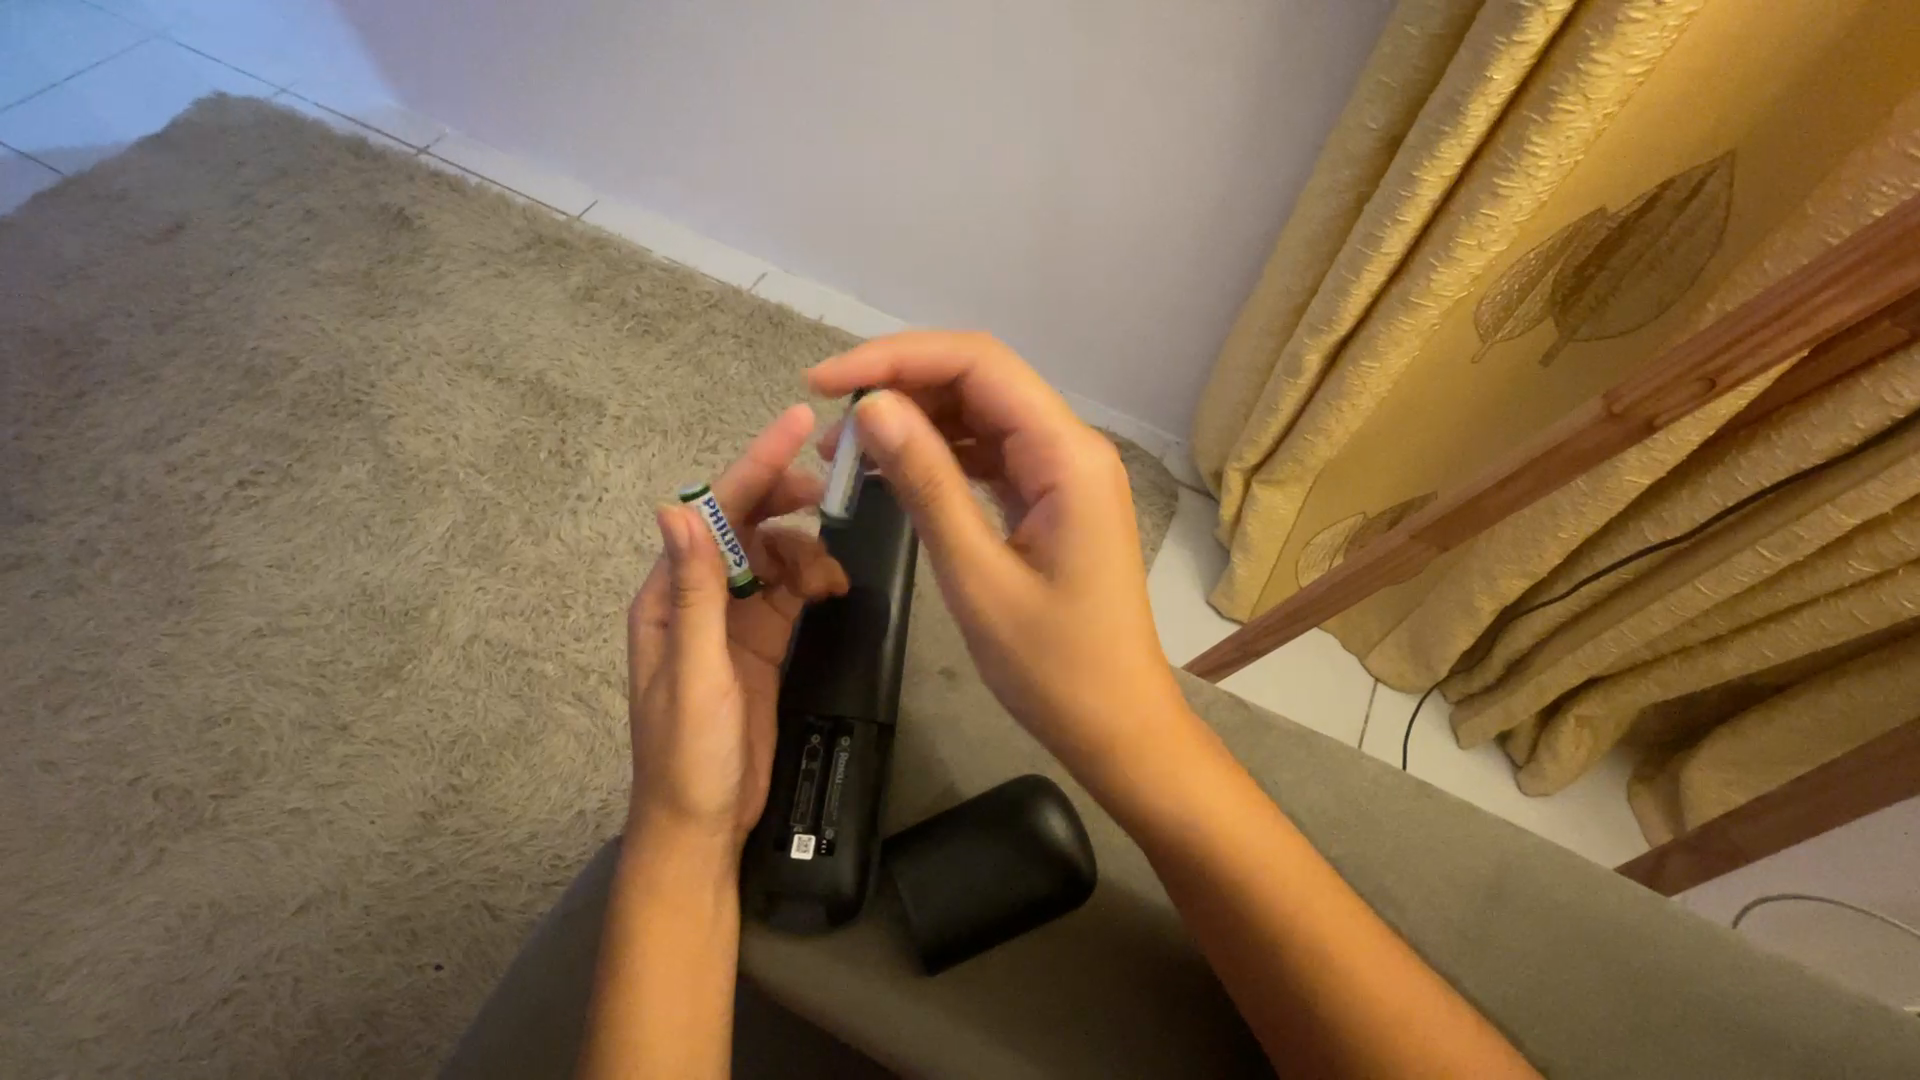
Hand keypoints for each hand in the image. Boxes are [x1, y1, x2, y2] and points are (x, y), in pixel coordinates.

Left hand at [627, 405, 848, 848]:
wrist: (704, 825)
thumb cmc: (689, 756)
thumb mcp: (693, 674)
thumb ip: (692, 593)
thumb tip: (678, 507)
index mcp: (667, 597)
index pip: (714, 514)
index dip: (754, 465)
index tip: (799, 422)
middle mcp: (695, 597)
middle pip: (744, 526)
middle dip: (786, 504)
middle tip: (832, 499)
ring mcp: (730, 620)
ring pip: (773, 557)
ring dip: (806, 555)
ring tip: (834, 583)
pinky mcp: (759, 643)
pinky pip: (788, 593)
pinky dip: (813, 583)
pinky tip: (834, 594)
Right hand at [808, 332, 1182, 767]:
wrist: (1116, 723)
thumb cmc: (1053, 665)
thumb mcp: (977, 575)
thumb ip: (927, 483)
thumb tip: (872, 408)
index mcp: (1067, 454)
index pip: (977, 364)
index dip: (895, 358)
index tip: (824, 384)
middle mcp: (1071, 447)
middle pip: (980, 382)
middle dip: (901, 388)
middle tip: (831, 425)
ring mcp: (1065, 473)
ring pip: (982, 418)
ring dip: (916, 423)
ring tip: (848, 453)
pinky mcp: (1052, 500)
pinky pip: (991, 457)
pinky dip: (941, 457)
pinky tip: (894, 473)